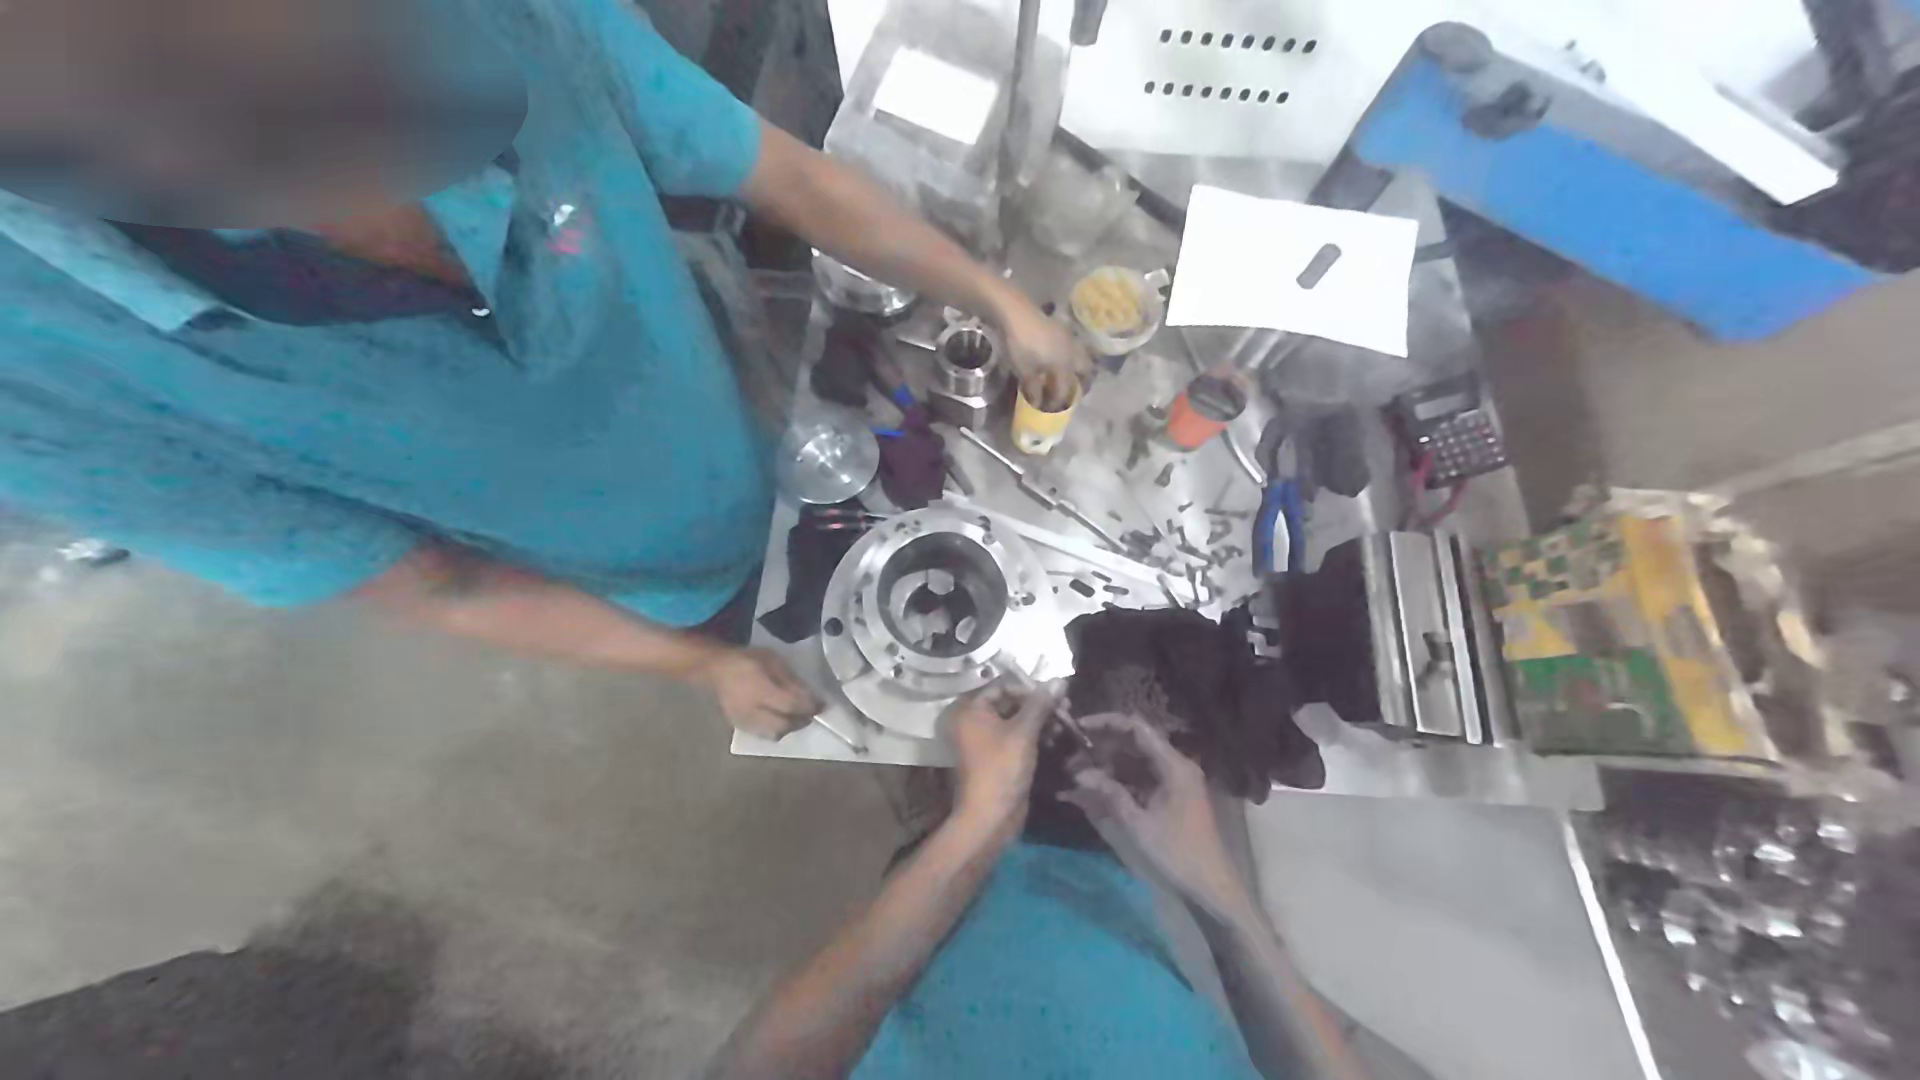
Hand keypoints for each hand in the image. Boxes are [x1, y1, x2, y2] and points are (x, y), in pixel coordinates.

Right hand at [696, 647, 820, 739]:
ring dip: (790, 727)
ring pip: (774, 734)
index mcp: (761, 689)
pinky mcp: (739, 727)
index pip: (791, 705)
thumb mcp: (774, 661)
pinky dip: (776, 729)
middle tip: (811, 711)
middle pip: (784, 725)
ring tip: (796, 716)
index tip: (822, 704)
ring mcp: (744, 721)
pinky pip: (763, 734)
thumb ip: (791, 680)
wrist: (716, 669)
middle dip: (801, 720)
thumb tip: (810, 696)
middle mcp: (752, 710)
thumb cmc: (748, 660)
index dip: (810, 707)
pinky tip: (780, 718)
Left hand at [939, 675, 1057, 840]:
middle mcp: (975, 721)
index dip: (1029, 688)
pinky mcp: (998, 758)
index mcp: (972, 710)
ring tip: (1066, 723)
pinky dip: (1034, 736)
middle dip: (1039, 705)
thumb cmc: (1002, 768)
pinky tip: (1056, 738)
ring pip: (1016, 721)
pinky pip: (1017, 738)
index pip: (1003, 686)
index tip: (1056, 693)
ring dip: (1040, 720)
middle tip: (1066, 708)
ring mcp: (986, 741)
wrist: (990, 816)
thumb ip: (1041, 704)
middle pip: (1010, 703)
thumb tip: (1060, 679)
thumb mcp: (1023, 732)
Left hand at [995, 301, 1087, 412]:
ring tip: (1070, 377)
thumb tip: (1037, 403)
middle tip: (1074, 393)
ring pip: (1083, 357)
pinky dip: (1072, 357)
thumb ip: (1033, 389)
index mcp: (1065, 365)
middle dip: (1082, 384)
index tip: (1051, 408)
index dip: (1059, 401)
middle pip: (1086, 370)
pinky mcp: (1062, 329)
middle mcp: (1073, 352)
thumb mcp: (1024, 371)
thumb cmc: (1020, 345)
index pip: (1066, 389)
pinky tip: (1061, 360)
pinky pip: (1074, 347)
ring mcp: (1070, 338)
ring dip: (1079, 369)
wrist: (1016, 313)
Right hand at [1062, 713, 1252, 919]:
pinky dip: (1115, 781)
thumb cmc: (1178, 855)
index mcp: (1173, 765)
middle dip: (1100, 746)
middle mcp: (1174, 766)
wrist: (1211, 891)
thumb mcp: (1138, 824)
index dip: (1105, 722)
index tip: (1078, 727)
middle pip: (1133, 742)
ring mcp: (1172, 781)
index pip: (1136, 728)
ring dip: (1105, 764)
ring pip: (1132, 761)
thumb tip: (1078, 772)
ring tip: (1075, 774)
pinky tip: (1092, 789)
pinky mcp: (1168, 797)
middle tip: (1070, 755)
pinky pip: (1137, 779)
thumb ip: (1108, 793)